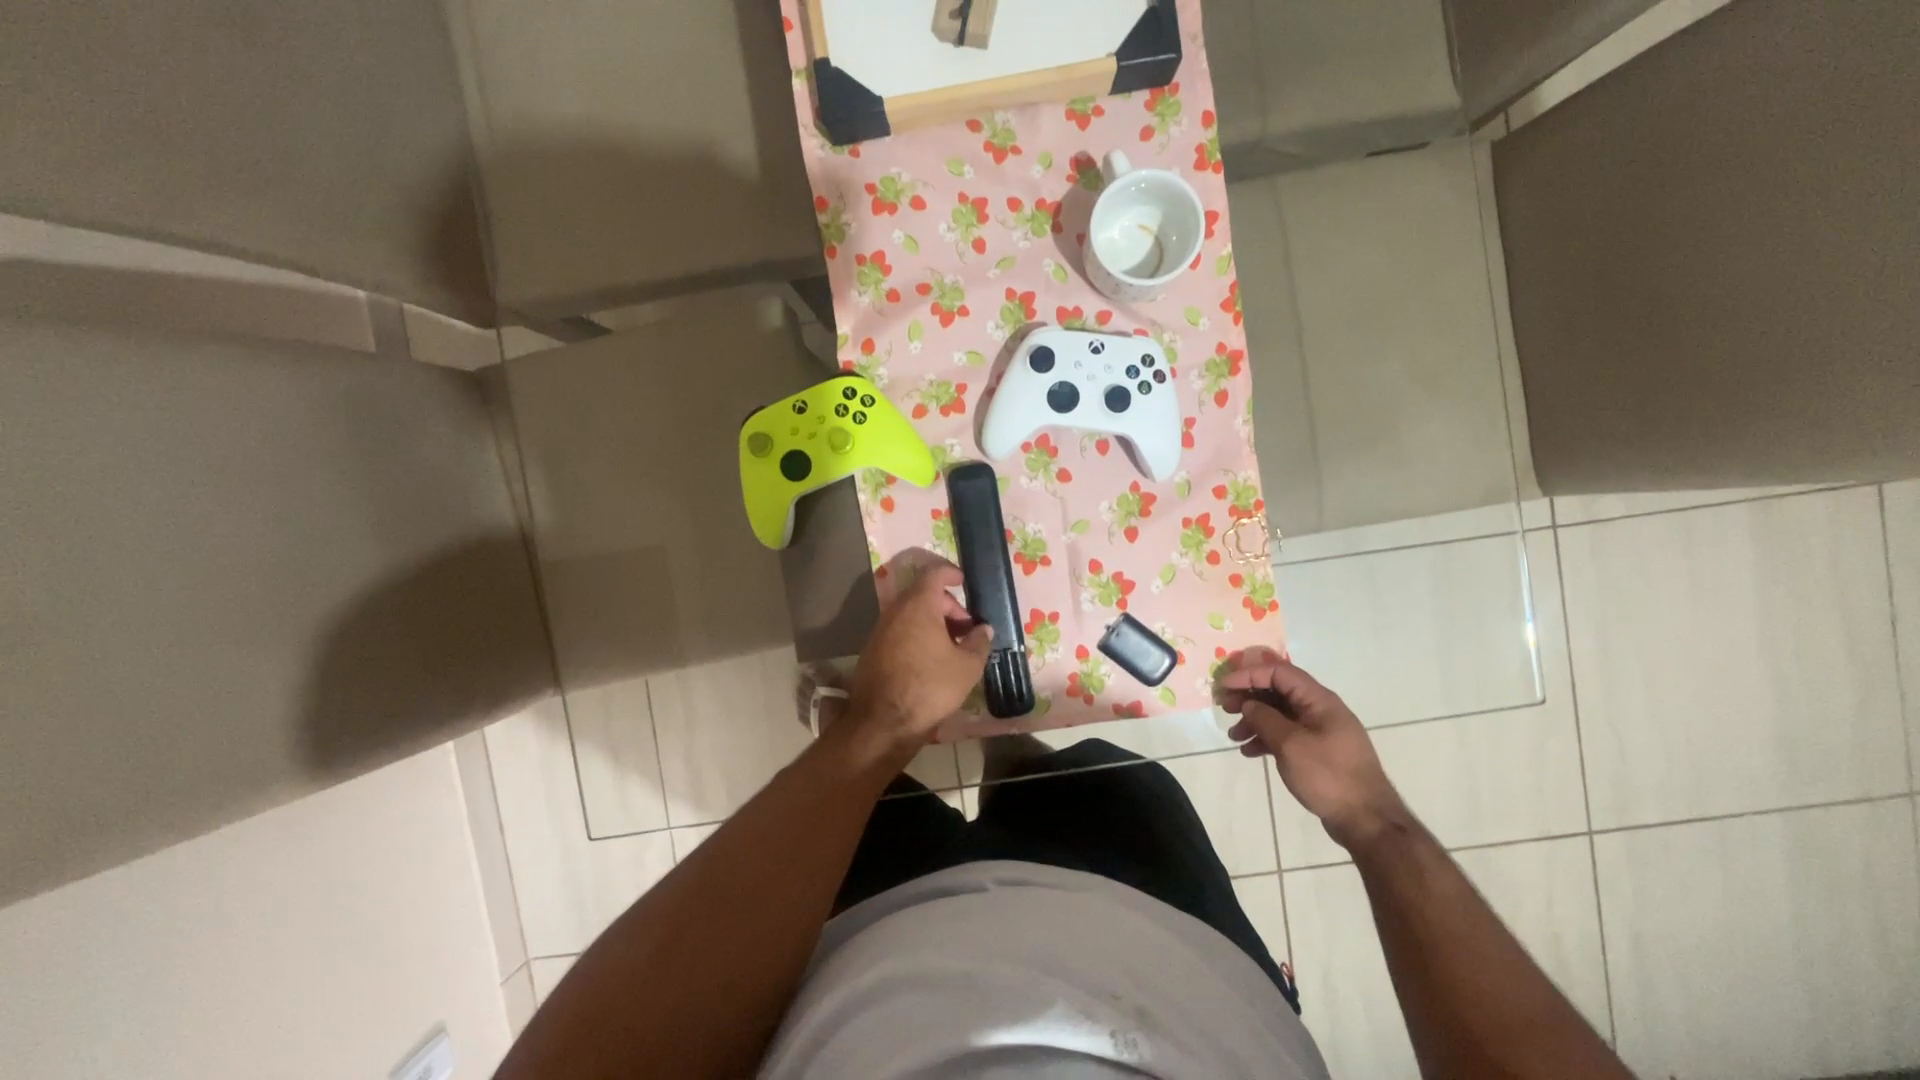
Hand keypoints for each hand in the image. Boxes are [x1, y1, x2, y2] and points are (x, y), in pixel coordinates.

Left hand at [841, 559, 992, 767]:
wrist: (883, 721)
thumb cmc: (930, 687)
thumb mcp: (967, 667)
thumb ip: (979, 642)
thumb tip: (983, 629)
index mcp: (919, 606)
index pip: (933, 573)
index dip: (950, 573)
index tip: (964, 582)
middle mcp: (895, 611)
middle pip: (922, 595)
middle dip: (947, 605)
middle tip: (966, 627)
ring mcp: (880, 631)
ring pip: (910, 615)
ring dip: (933, 623)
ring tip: (952, 647)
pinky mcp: (873, 651)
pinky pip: (900, 632)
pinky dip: (917, 636)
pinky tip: (931, 661)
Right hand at [1220, 648, 1409, 848]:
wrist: (1366, 819)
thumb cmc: (1328, 776)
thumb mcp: (1291, 744)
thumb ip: (1265, 719)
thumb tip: (1248, 703)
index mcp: (1319, 700)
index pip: (1279, 672)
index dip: (1248, 674)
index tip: (1223, 685)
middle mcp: (1320, 710)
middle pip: (1279, 691)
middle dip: (1249, 696)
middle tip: (1224, 707)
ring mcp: (1321, 732)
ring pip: (1280, 714)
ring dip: (1254, 720)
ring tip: (1234, 736)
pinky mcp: (1318, 752)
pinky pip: (1287, 735)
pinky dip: (1266, 739)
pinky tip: (1249, 752)